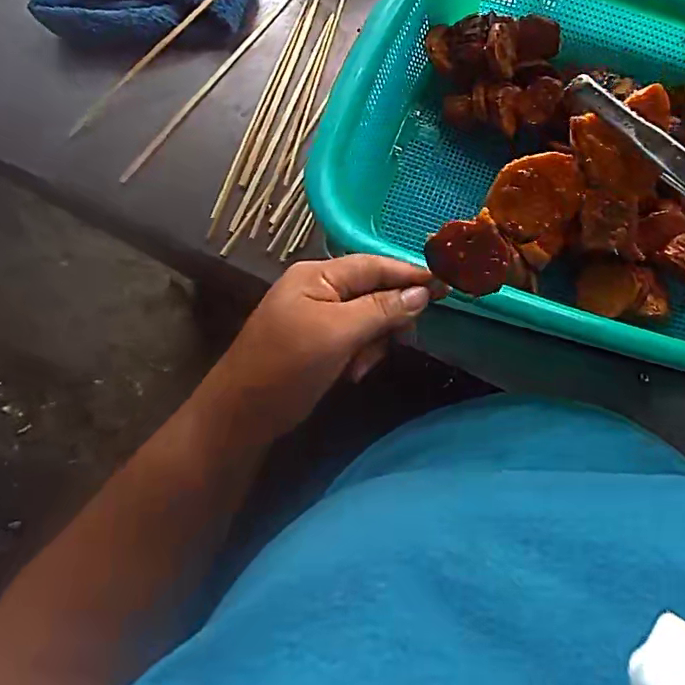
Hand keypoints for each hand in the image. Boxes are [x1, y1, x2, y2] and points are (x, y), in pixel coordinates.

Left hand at [201, 255, 444, 439]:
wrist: (238, 419)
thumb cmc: (286, 368)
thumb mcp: (338, 334)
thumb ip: (383, 309)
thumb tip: (424, 293)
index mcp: (318, 274)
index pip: (376, 265)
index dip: (411, 274)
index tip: (447, 285)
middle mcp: (319, 287)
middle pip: (376, 290)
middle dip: (388, 317)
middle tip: (400, 339)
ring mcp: (318, 313)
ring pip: (370, 316)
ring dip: (374, 341)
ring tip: (360, 367)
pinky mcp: (319, 339)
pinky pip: (356, 335)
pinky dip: (361, 353)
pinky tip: (352, 372)